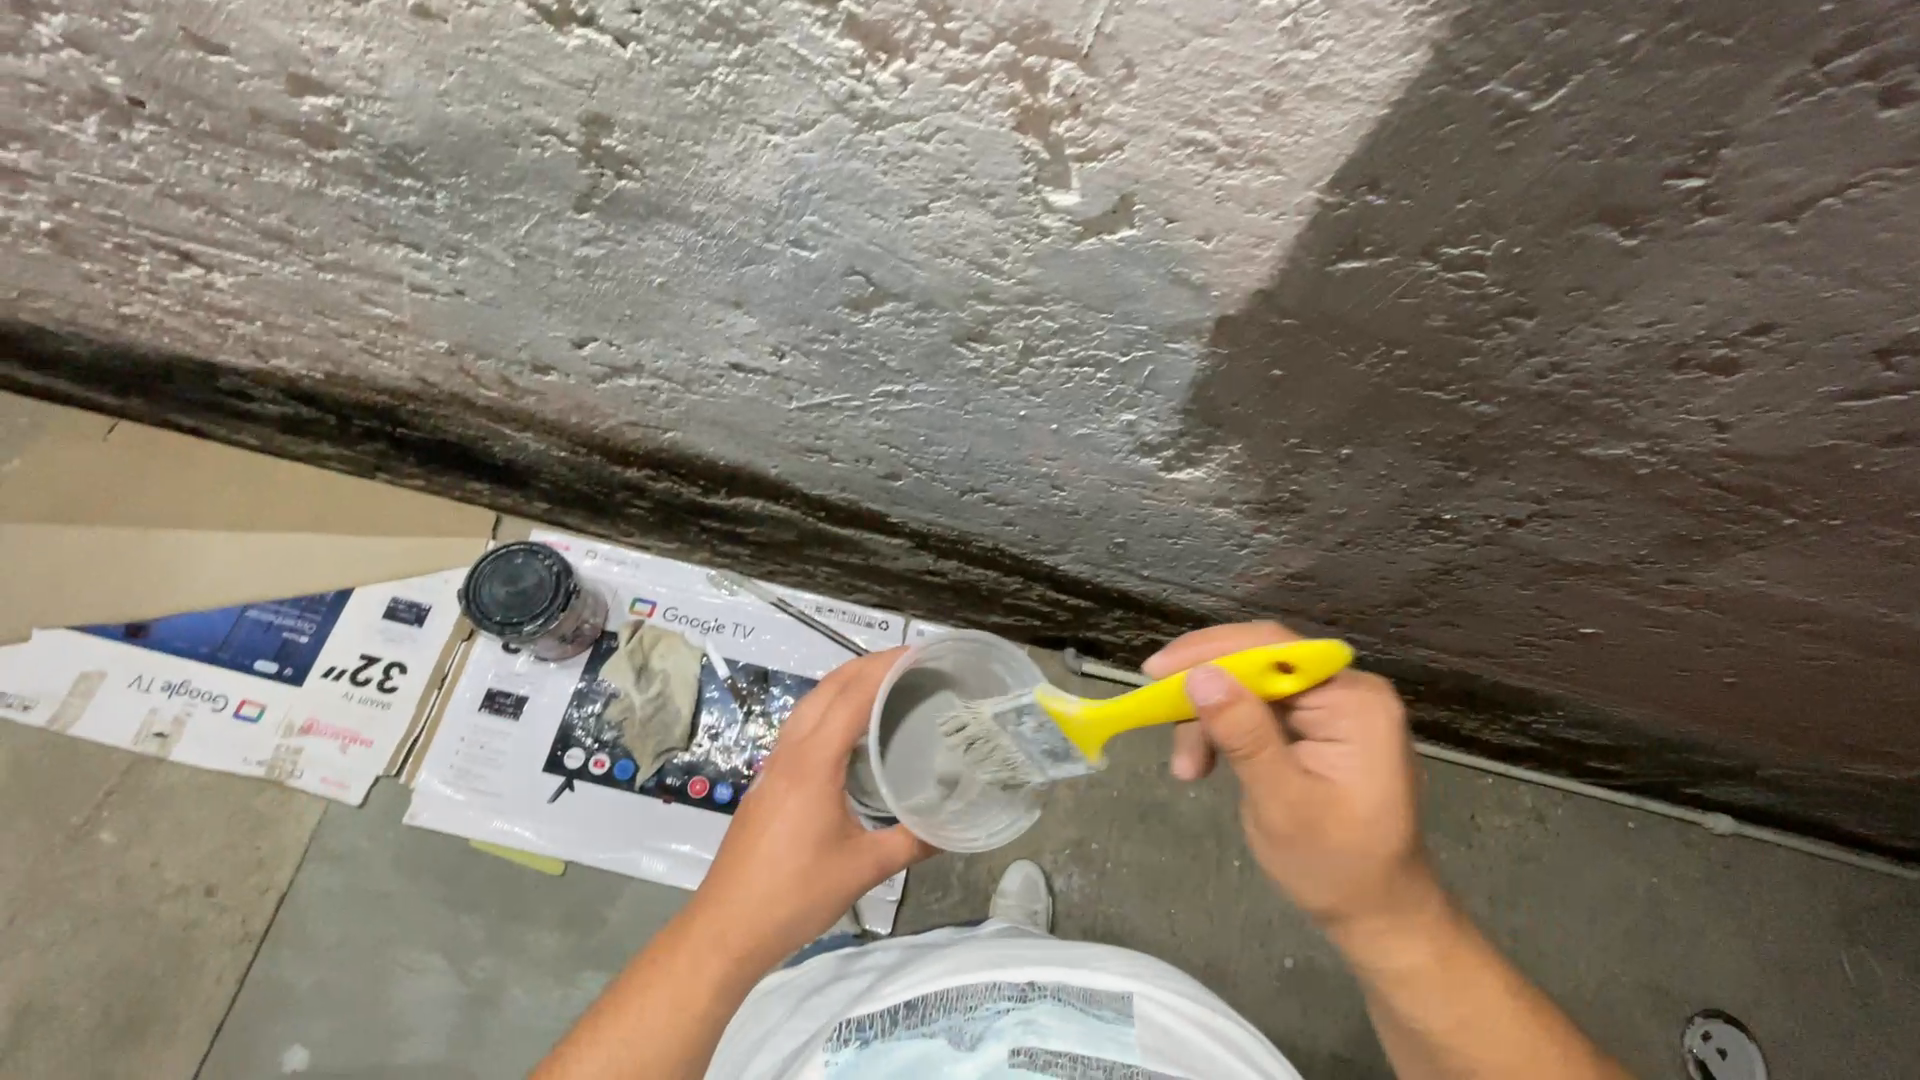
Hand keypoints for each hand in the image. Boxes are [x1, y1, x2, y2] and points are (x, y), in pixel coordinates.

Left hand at [691, 648, 935, 964]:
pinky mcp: (768, 780)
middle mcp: (790, 752)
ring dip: (845, 683)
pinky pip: (801, 726)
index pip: (852, 696)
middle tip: (911, 662)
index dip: (886, 668)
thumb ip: (911, 843)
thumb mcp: (864, 869)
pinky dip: (829, 708)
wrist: (727, 927)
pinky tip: (851, 729)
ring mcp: (774, 764)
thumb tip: (951, 828)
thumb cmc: (795, 895)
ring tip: (885, 683)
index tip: (920, 654)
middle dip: (867, 665)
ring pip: (810, 703)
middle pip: (828, 688)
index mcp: (813, 763)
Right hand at [1146, 622, 1436, 931]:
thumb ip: (1244, 736)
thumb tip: (1199, 676)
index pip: (1272, 648)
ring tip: (1187, 768)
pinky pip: (1254, 707)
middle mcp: (1345, 691)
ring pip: (1246, 684)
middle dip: (1203, 690)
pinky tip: (1203, 764)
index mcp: (1354, 702)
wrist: (1375, 912)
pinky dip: (1222, 730)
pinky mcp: (1312, 724)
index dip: (1209, 651)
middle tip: (1155, 711)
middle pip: (1256, 661)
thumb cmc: (1337, 865)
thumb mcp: (1283, 803)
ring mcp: (1330, 706)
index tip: (1155, 671)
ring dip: (1208, 718)